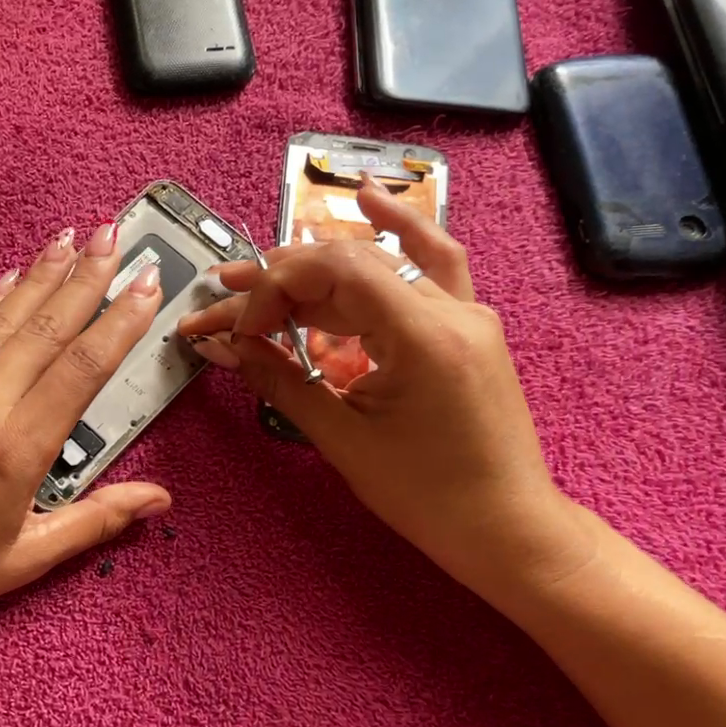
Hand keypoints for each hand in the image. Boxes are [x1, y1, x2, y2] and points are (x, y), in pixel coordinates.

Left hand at [0, 224, 171, 638]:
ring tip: (72, 238)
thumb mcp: (25, 557)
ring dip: (39, 276)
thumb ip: (96, 520)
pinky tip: (10, 277)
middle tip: (116, 235)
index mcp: (14, 451)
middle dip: (85, 278)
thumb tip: (159, 499)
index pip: (81, 369)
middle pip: (44, 328)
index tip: (146, 285)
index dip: (119, 322)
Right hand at [177, 176, 590, 597]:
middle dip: (276, 279)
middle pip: (348, 261)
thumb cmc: (425, 494)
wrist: (506, 526)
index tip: (239, 331)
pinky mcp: (461, 325)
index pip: (334, 271)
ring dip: (312, 268)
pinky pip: (429, 264)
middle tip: (220, 294)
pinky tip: (368, 200)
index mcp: (424, 337)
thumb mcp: (341, 439)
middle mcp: (451, 310)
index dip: (273, 288)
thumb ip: (279, 380)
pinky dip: (396, 232)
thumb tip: (223, 346)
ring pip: (378, 262)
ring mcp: (464, 313)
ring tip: (254, 275)